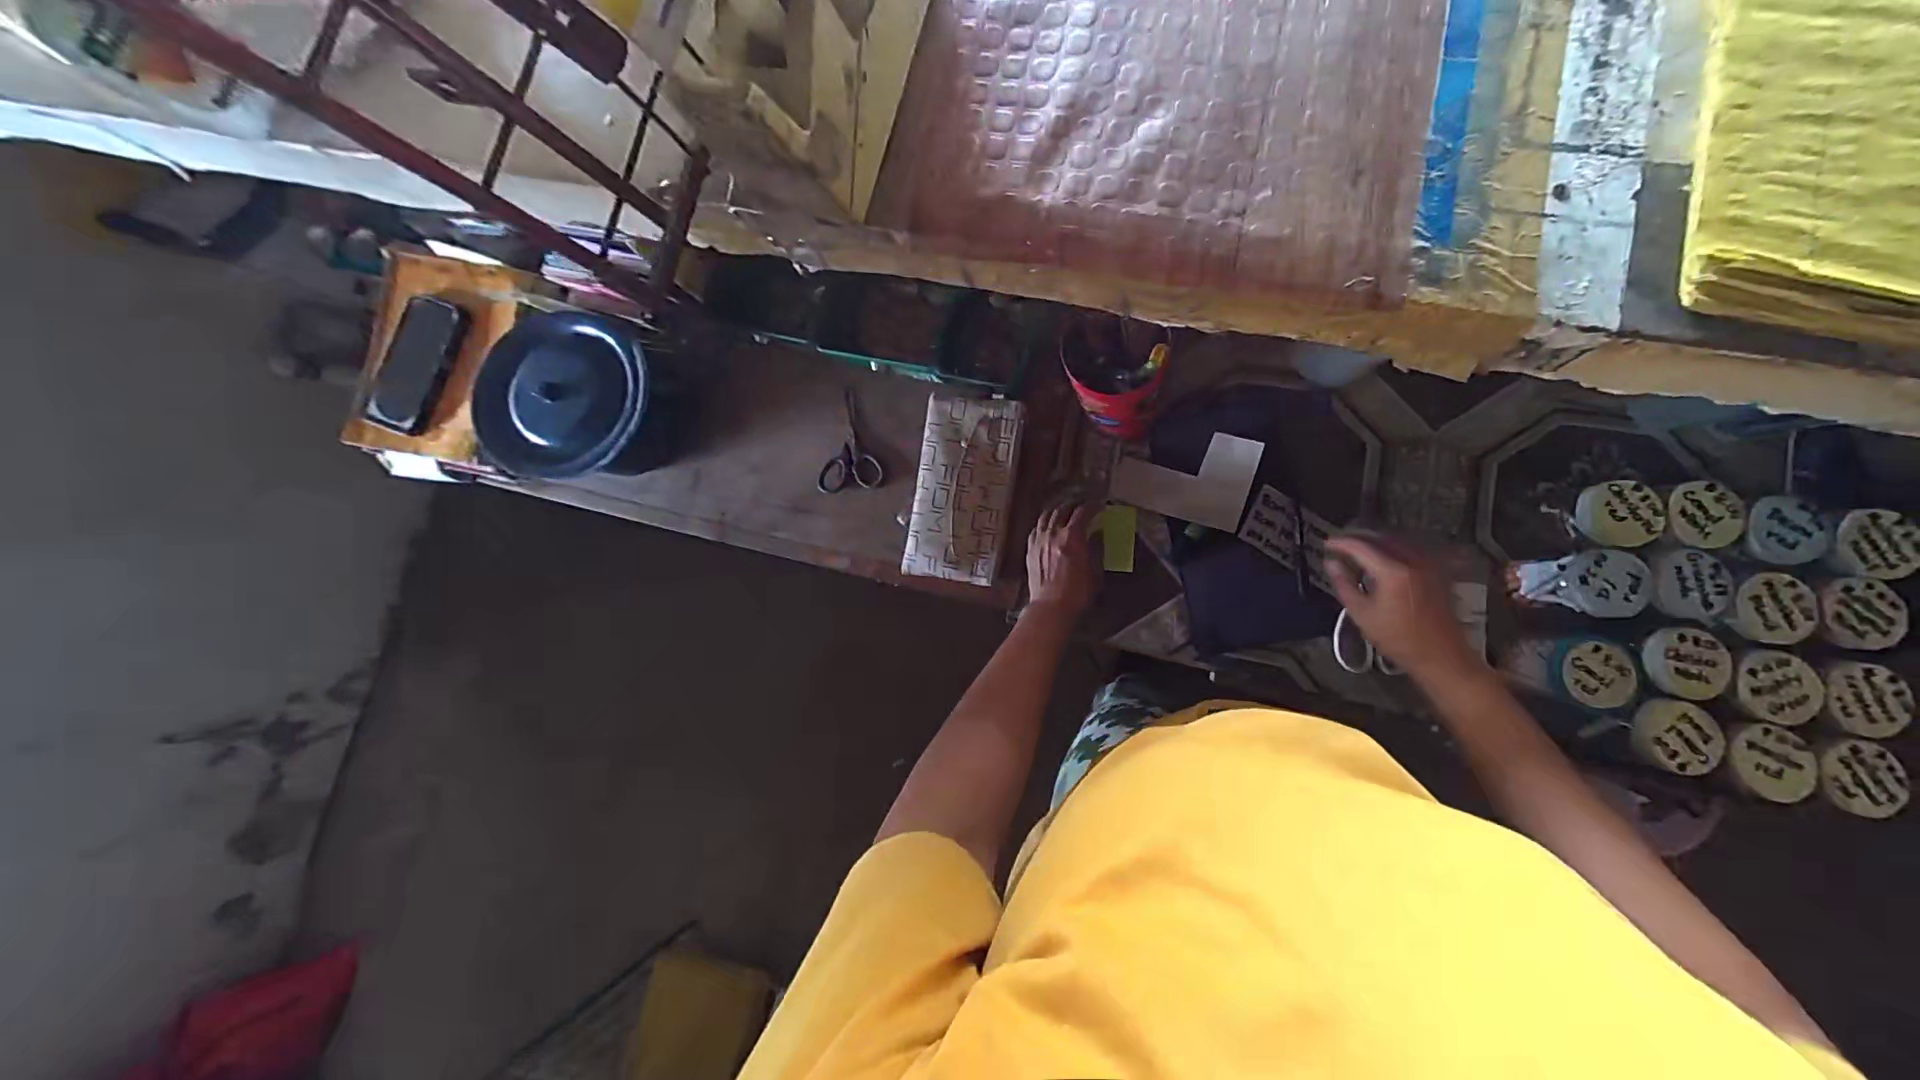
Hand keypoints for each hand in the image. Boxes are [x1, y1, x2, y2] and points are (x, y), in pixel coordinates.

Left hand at [1027, 503, 1098, 617]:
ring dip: (1057, 512)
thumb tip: (1097, 535)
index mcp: (1072, 537)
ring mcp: (1039, 541)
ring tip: (1064, 513)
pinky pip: (1036, 529)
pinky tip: (1048, 528)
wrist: (1050, 607)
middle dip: (1074, 506)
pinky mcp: (1030, 550)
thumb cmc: (1077, 593)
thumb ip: (1096, 549)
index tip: (1099, 506)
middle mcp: (1053, 533)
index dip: (1092, 506)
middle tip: (1082, 509)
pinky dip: (1044, 524)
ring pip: (1046, 516)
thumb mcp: (1095, 571)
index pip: (1083, 512)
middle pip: (1062, 510)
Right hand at [1323, 534, 1479, 679]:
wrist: (1439, 654)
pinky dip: (1397, 548)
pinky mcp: (1439, 572)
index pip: (1361, 546)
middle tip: (1342, 544)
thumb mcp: (1361, 613)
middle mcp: (1414, 562)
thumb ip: (1343, 584)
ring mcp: (1430, 566)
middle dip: (1359, 538)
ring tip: (1362, 549)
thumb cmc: (1399, 639)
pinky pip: (1415, 549)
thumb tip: (1332, 565)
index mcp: (1392, 572)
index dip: (1341, 542)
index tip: (1328, 544)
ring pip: (1399, 540)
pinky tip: (1389, 556)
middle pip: (1382, 537)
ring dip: (1378, 541)